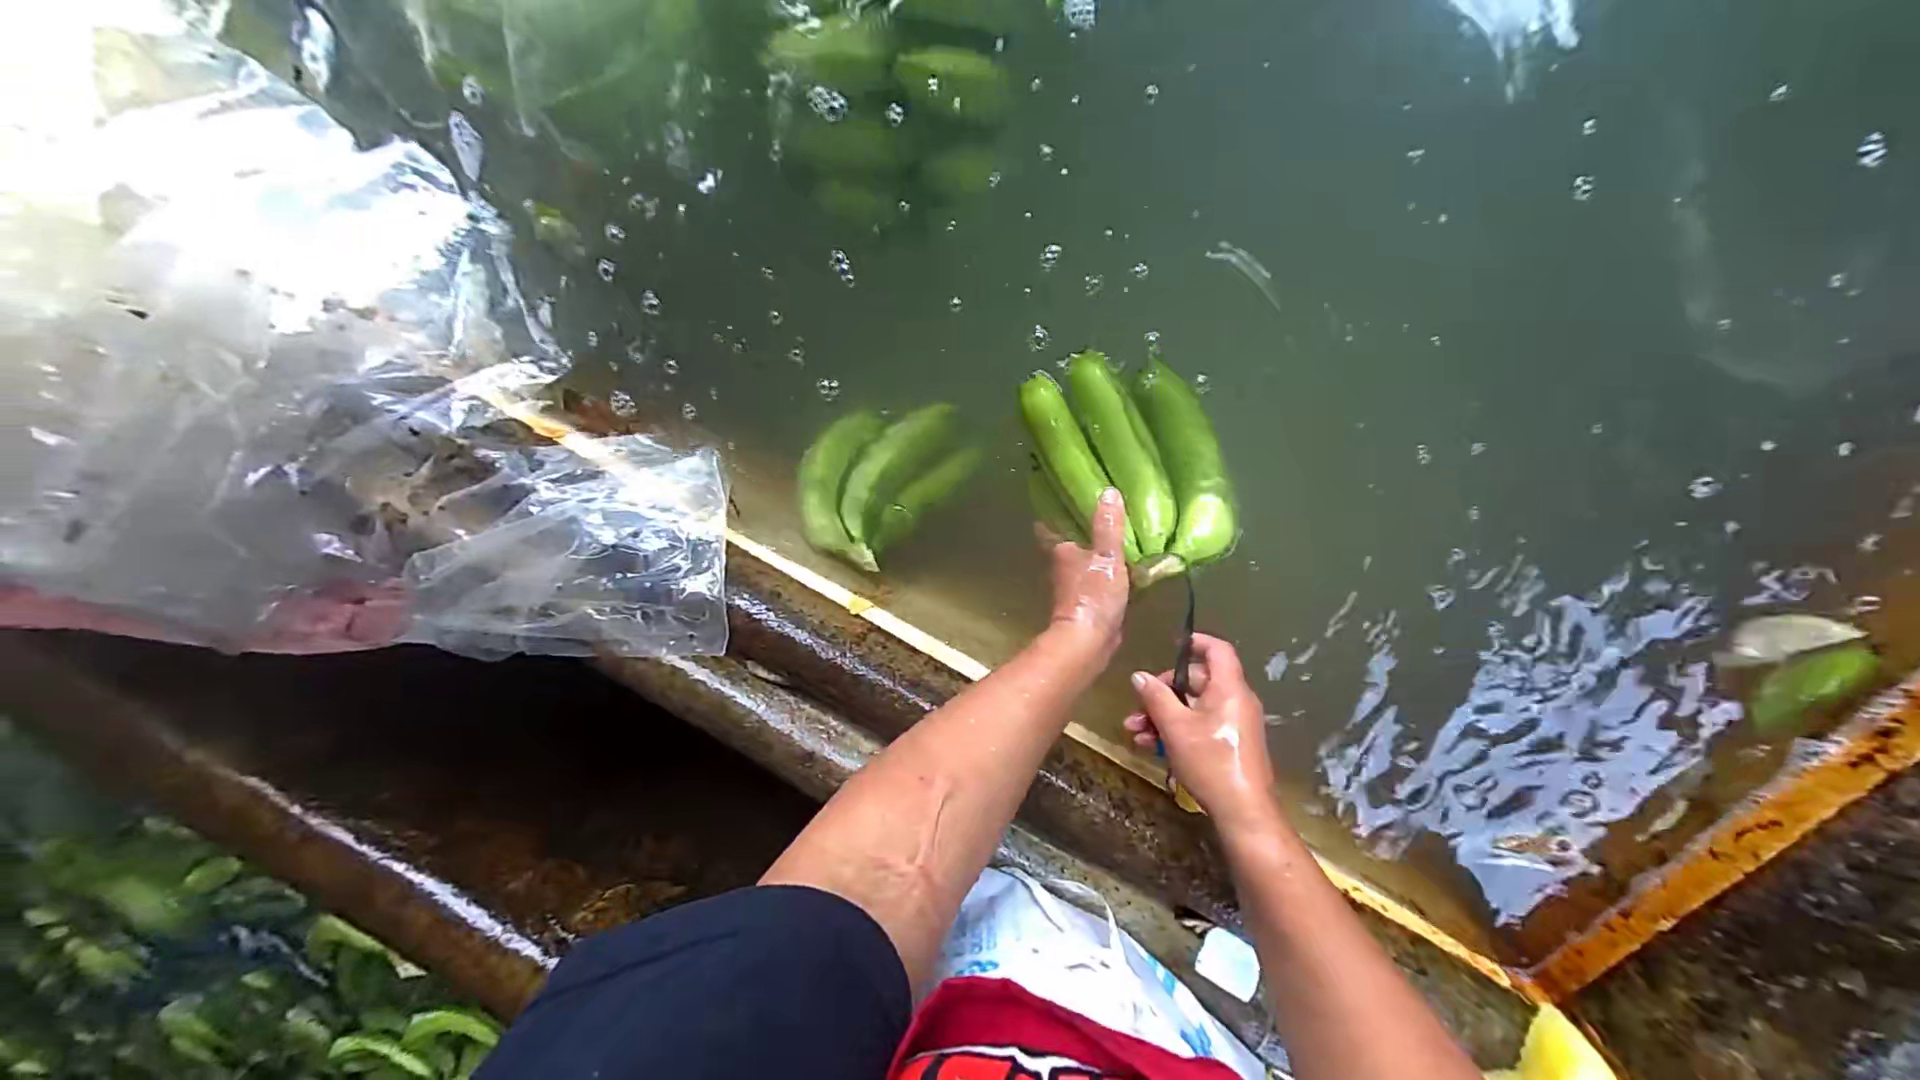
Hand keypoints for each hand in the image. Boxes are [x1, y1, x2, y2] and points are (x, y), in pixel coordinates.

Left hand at [1043, 487, 1129, 655]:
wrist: (1088, 641)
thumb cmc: (1093, 595)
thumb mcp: (1107, 556)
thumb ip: (1109, 526)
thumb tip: (1108, 491)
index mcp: (1060, 551)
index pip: (1048, 528)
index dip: (1052, 516)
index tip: (1061, 503)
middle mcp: (1060, 568)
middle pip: (1066, 546)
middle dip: (1078, 535)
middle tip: (1097, 518)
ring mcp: (1072, 589)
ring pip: (1081, 565)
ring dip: (1092, 557)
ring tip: (1114, 543)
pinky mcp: (1086, 607)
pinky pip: (1095, 584)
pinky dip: (1105, 577)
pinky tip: (1123, 573)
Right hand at [1124, 633, 1277, 830]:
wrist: (1243, 812)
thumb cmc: (1210, 761)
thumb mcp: (1175, 727)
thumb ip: (1156, 697)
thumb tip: (1139, 675)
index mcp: (1229, 689)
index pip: (1217, 650)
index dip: (1195, 642)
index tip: (1171, 645)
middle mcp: (1235, 701)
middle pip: (1196, 681)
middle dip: (1162, 693)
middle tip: (1138, 707)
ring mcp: (1233, 724)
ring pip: (1192, 707)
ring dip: (1162, 715)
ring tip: (1135, 732)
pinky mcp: (1229, 744)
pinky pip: (1199, 725)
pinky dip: (1176, 730)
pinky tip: (1149, 746)